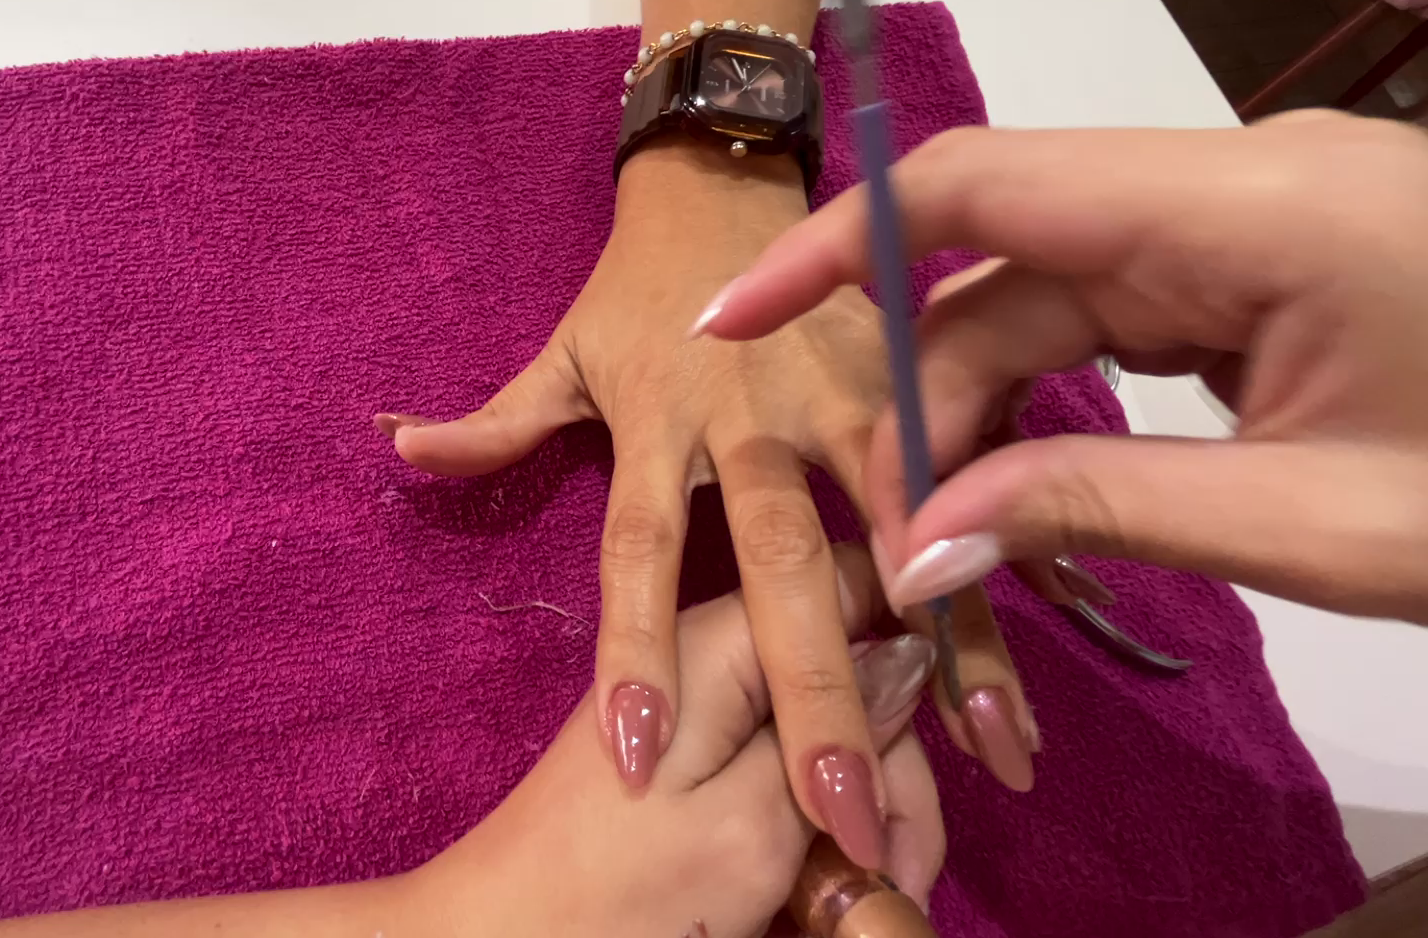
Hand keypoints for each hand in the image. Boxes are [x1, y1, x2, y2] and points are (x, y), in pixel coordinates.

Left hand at [378, 142, 1030, 862]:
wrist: (723, 189)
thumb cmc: (634, 291)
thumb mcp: (563, 354)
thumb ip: (494, 421)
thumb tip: (400, 449)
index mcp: (656, 418)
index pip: (637, 548)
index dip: (633, 647)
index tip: (636, 754)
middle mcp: (749, 417)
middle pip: (774, 559)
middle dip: (806, 687)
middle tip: (834, 816)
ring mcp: (836, 395)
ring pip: (887, 524)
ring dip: (934, 640)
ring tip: (979, 762)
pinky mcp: (904, 378)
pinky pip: (953, 481)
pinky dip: (989, 562)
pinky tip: (1025, 645)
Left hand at [419, 550, 944, 937]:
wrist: (510, 935)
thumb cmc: (620, 893)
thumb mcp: (748, 827)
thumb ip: (833, 733)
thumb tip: (912, 649)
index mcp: (722, 639)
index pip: (853, 586)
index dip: (925, 646)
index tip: (978, 746)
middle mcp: (715, 651)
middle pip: (849, 675)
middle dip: (893, 773)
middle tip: (898, 876)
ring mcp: (706, 700)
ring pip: (826, 731)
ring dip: (866, 814)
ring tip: (863, 904)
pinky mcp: (701, 748)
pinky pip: (786, 763)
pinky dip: (821, 822)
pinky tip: (830, 890)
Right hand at [697, 111, 1427, 624]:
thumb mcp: (1339, 525)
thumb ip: (1096, 513)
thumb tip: (918, 556)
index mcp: (1242, 207)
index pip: (968, 188)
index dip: (828, 249)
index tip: (730, 320)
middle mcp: (1203, 195)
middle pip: (981, 281)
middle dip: (916, 405)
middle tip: (894, 534)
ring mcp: (1209, 234)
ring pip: (1013, 314)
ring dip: (962, 423)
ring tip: (947, 531)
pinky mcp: (1216, 279)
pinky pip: (1067, 332)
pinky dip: (1017, 413)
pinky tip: (1007, 484)